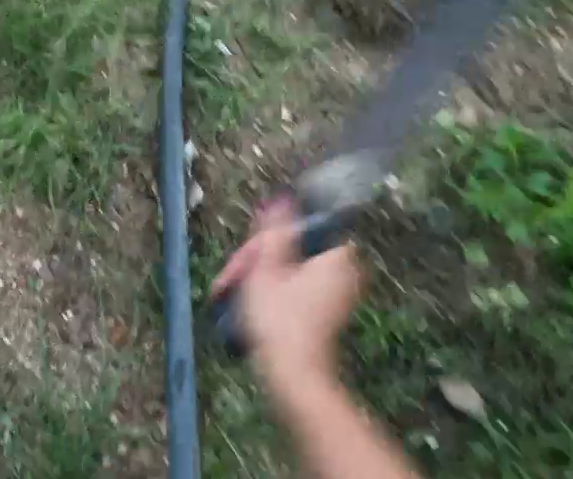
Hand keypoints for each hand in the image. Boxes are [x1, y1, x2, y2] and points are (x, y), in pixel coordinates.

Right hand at [210, 201, 360, 387]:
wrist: (292, 375)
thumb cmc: (278, 318)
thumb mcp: (265, 267)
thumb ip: (274, 231)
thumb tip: (284, 198)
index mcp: (336, 259)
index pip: (306, 227)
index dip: (274, 234)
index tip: (249, 249)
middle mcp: (343, 274)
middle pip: (294, 248)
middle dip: (258, 258)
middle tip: (233, 275)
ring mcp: (336, 296)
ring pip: (289, 268)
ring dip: (258, 274)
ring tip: (230, 290)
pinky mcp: (325, 312)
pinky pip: (294, 287)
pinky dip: (271, 289)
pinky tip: (244, 301)